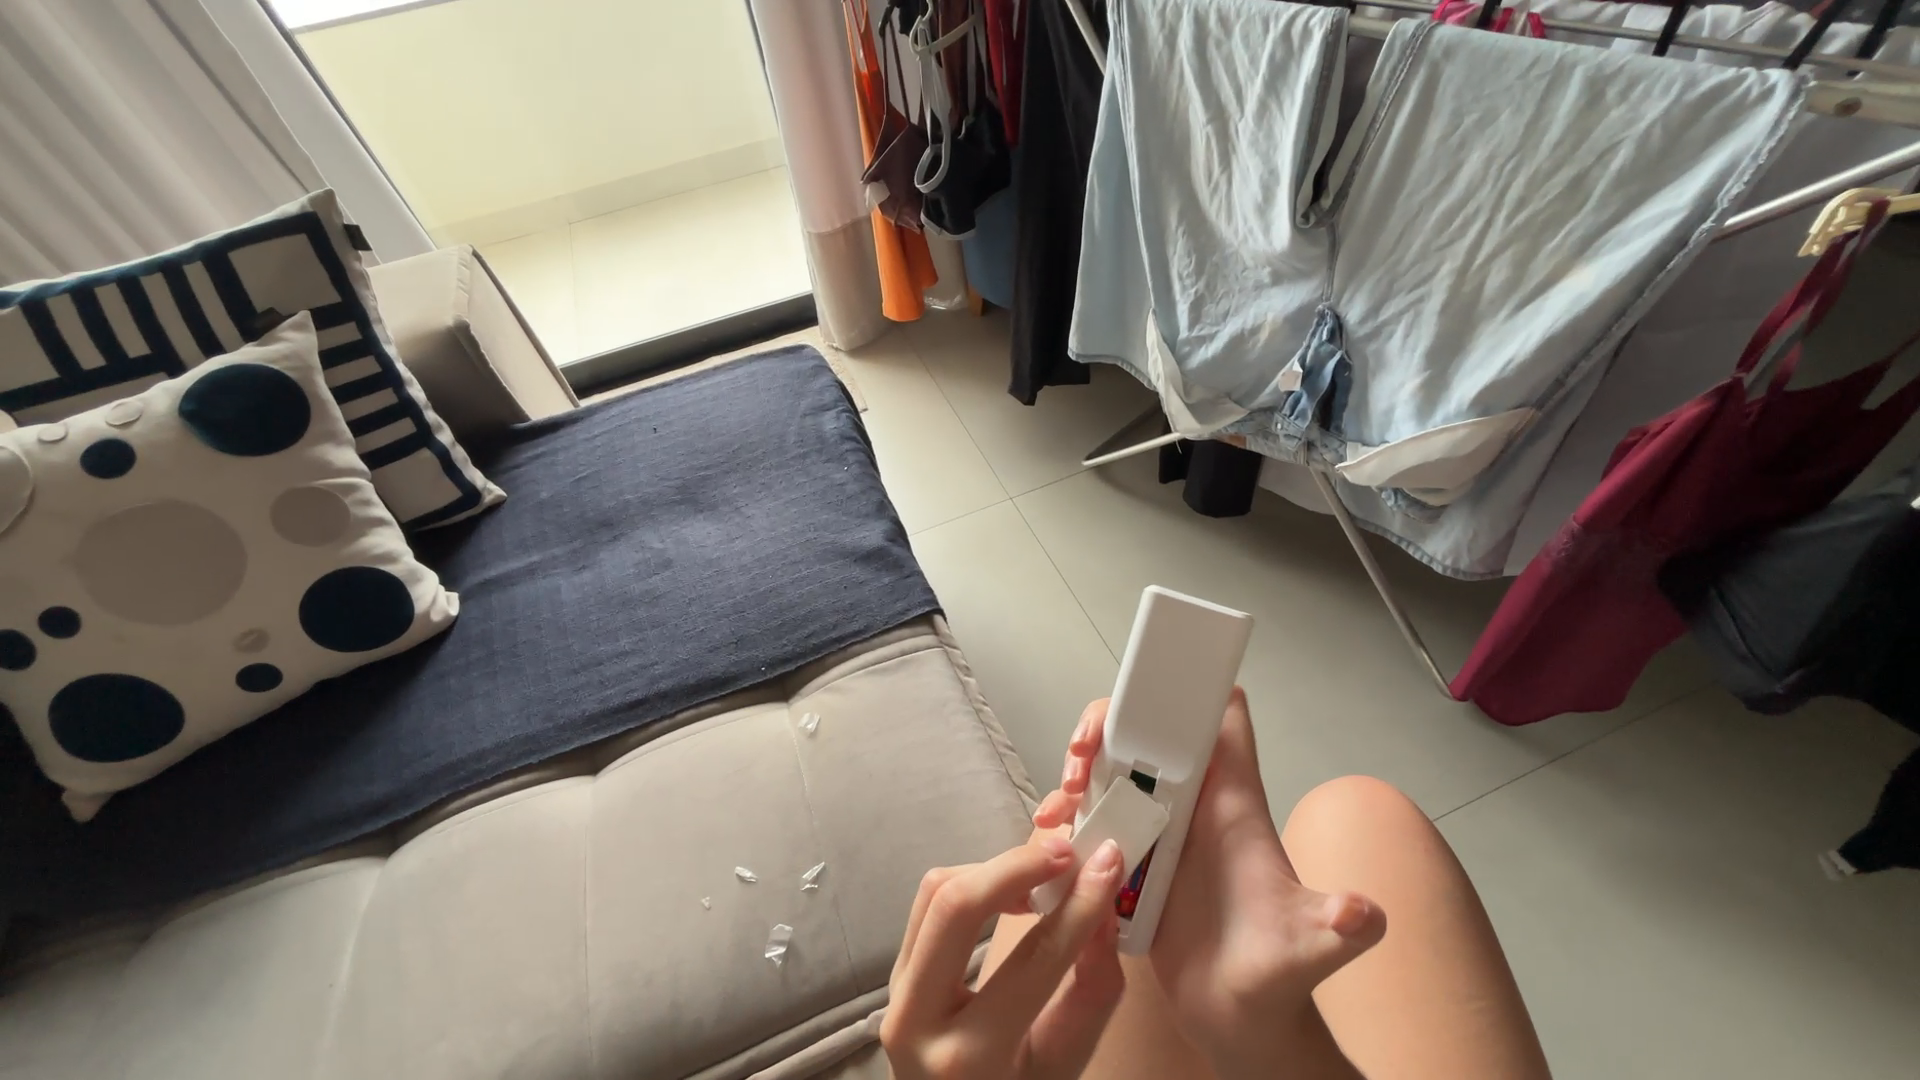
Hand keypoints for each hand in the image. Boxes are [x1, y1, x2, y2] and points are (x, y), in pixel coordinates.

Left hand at [882, 835, 1128, 1078]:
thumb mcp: (1063, 1065)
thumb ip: (1091, 991)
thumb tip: (1106, 909)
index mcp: (966, 1060)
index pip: (1031, 963)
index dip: (1077, 907)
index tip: (1108, 863)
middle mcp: (915, 1018)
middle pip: (954, 906)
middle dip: (1015, 866)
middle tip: (1067, 851)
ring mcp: (896, 988)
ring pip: (936, 890)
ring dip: (995, 869)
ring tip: (1046, 874)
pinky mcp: (899, 965)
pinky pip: (931, 901)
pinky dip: (977, 879)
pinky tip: (1016, 892)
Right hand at [1034, 690, 1386, 1075]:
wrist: (1237, 1020)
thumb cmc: (1274, 974)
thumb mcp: (1302, 949)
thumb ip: (1329, 928)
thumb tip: (1364, 914)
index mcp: (1230, 800)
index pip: (1217, 716)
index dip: (1181, 692)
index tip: (1135, 709)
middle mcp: (1192, 802)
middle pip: (1144, 730)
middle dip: (1103, 731)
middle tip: (1077, 764)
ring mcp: (1156, 827)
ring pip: (1110, 768)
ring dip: (1077, 770)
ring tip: (1059, 808)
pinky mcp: (1127, 854)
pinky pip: (1091, 813)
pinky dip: (1066, 812)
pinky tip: (1048, 832)